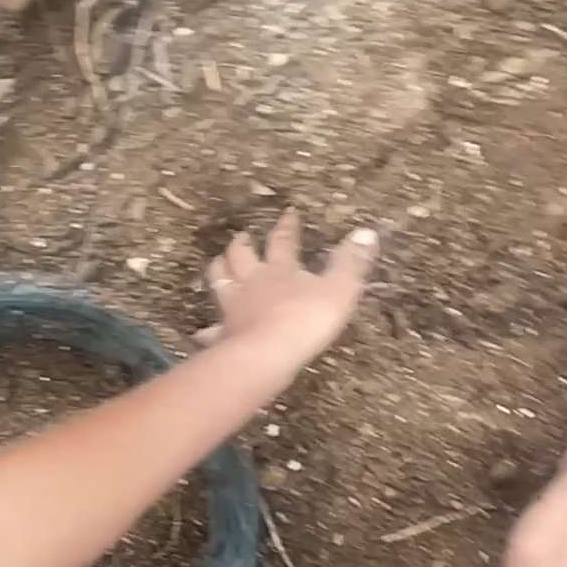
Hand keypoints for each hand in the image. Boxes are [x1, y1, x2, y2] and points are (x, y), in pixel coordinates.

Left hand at [196, 209, 376, 367]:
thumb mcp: (339, 288)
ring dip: (219, 271)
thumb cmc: (307, 320)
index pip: (283, 240)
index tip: (288, 212)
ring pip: (220, 282)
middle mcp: (252, 283)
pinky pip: (212, 332)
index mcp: (280, 269)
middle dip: (241, 244)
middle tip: (241, 236)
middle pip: (241, 256)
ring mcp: (234, 308)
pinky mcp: (225, 335)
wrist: (268, 353)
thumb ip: (351, 262)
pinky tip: (200, 334)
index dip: (286, 226)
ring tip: (218, 264)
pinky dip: (207, 332)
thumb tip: (366, 232)